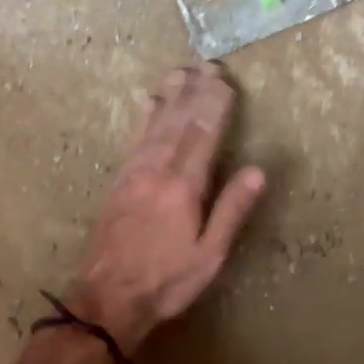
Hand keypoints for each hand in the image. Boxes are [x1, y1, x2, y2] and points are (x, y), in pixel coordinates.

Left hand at [68, 63, 264, 350]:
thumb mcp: (209, 255)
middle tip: (207, 63)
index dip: (216, 105)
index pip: (204, 134)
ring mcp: (133, 173)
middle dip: (195, 91)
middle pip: (179, 121)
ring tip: (181, 70)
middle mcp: (157, 170)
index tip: (226, 79)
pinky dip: (145, 116)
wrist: (105, 300)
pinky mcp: (118, 181)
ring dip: (171, 95)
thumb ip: (232, 210)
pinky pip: (134, 138)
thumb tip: (259, 170)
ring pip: (156, 124)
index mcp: (183, 187)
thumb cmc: (165, 282)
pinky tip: (149, 102)